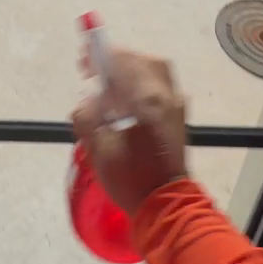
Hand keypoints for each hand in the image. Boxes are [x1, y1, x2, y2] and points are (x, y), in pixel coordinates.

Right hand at [72, 47, 188, 214]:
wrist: (167, 206)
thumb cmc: (131, 178)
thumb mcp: (98, 150)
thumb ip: (86, 117)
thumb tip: (87, 100)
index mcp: (147, 101)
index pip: (124, 62)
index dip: (101, 57)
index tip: (84, 60)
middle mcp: (166, 96)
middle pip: (143, 61)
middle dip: (117, 60)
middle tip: (95, 72)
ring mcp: (176, 105)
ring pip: (155, 71)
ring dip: (131, 69)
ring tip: (110, 83)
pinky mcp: (178, 116)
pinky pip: (161, 85)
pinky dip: (142, 82)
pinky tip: (127, 98)